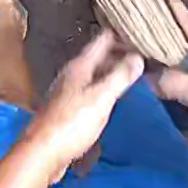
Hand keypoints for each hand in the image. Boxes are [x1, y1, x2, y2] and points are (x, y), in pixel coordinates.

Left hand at [22, 30, 143, 179]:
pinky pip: (91, 88)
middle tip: (145, 52)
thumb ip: (120, 76)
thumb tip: (138, 56)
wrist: (42, 154)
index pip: (103, 39)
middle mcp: (72, 74)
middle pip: (99, 55)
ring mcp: (68, 90)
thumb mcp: (101, 98)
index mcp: (80, 66)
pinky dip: (105, 85)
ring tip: (134, 70)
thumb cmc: (71, 124)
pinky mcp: (67, 108)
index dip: (122, 34)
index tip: (142, 33)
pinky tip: (113, 94)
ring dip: (113, 69)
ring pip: (95, 72)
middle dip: (120, 51)